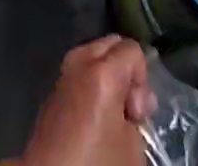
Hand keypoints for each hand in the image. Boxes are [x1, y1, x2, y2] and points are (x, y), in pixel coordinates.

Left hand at [13, 36, 156, 165]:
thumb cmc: (98, 164)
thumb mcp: (134, 146)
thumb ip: (139, 112)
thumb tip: (132, 100)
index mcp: (101, 71)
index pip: (132, 49)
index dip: (142, 80)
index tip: (136, 111)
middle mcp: (78, 61)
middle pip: (111, 44)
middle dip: (125, 70)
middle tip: (128, 110)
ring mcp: (63, 71)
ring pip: (94, 55)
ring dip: (109, 75)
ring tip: (112, 115)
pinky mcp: (54, 86)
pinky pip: (81, 71)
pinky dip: (93, 82)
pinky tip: (95, 115)